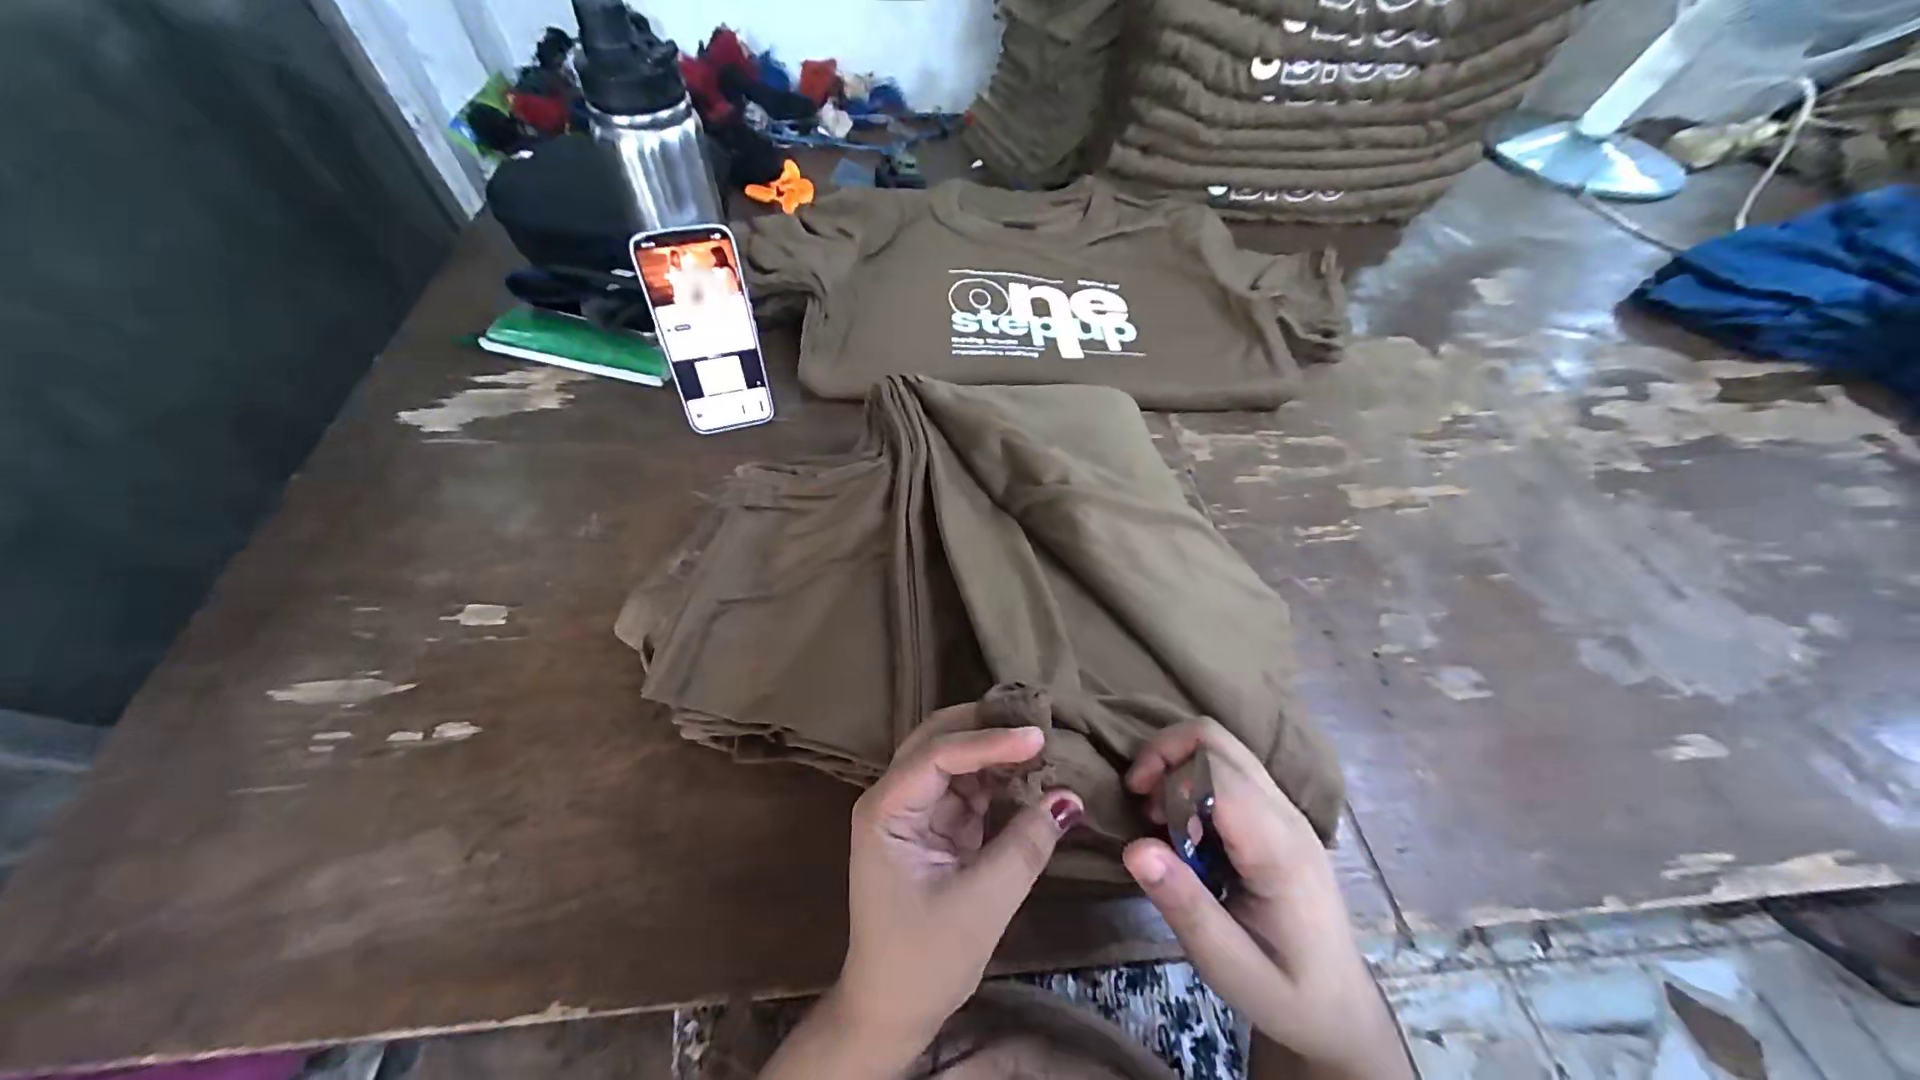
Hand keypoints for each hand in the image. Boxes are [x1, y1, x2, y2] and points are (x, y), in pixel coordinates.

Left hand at [839, 709, 1083, 1046]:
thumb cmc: (924, 960)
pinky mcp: (938, 823)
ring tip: (1042, 737)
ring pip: (956, 757)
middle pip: (939, 739)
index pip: (937, 754)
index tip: (1037, 737)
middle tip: (1037, 716)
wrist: (893, 1009)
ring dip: (996, 748)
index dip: (988, 741)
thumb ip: (1025, 845)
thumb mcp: (981, 905)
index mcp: (885, 810)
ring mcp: (917, 808)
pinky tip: (1031, 769)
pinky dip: (1000, 776)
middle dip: (985, 726)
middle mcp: (895, 797)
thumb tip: (1070, 797)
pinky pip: (970, 785)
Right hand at [1123, 720, 1411, 1079]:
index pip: (1216, 773)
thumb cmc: (1284, 993)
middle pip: (1216, 740)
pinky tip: (1182, 823)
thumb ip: (1184, 905)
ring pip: (1221, 746)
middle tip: (1140, 798)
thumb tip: (1135, 848)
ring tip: (1156, 812)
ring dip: (1176, 762)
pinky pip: (1227, 768)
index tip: (1141, 810)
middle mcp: (1285, 815)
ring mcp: (1284, 810)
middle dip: (1164, 753)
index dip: (1169, 775)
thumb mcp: (1227, 965)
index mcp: (1278, 850)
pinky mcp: (1276, 815)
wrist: (1340, 1010)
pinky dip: (1191, 776)